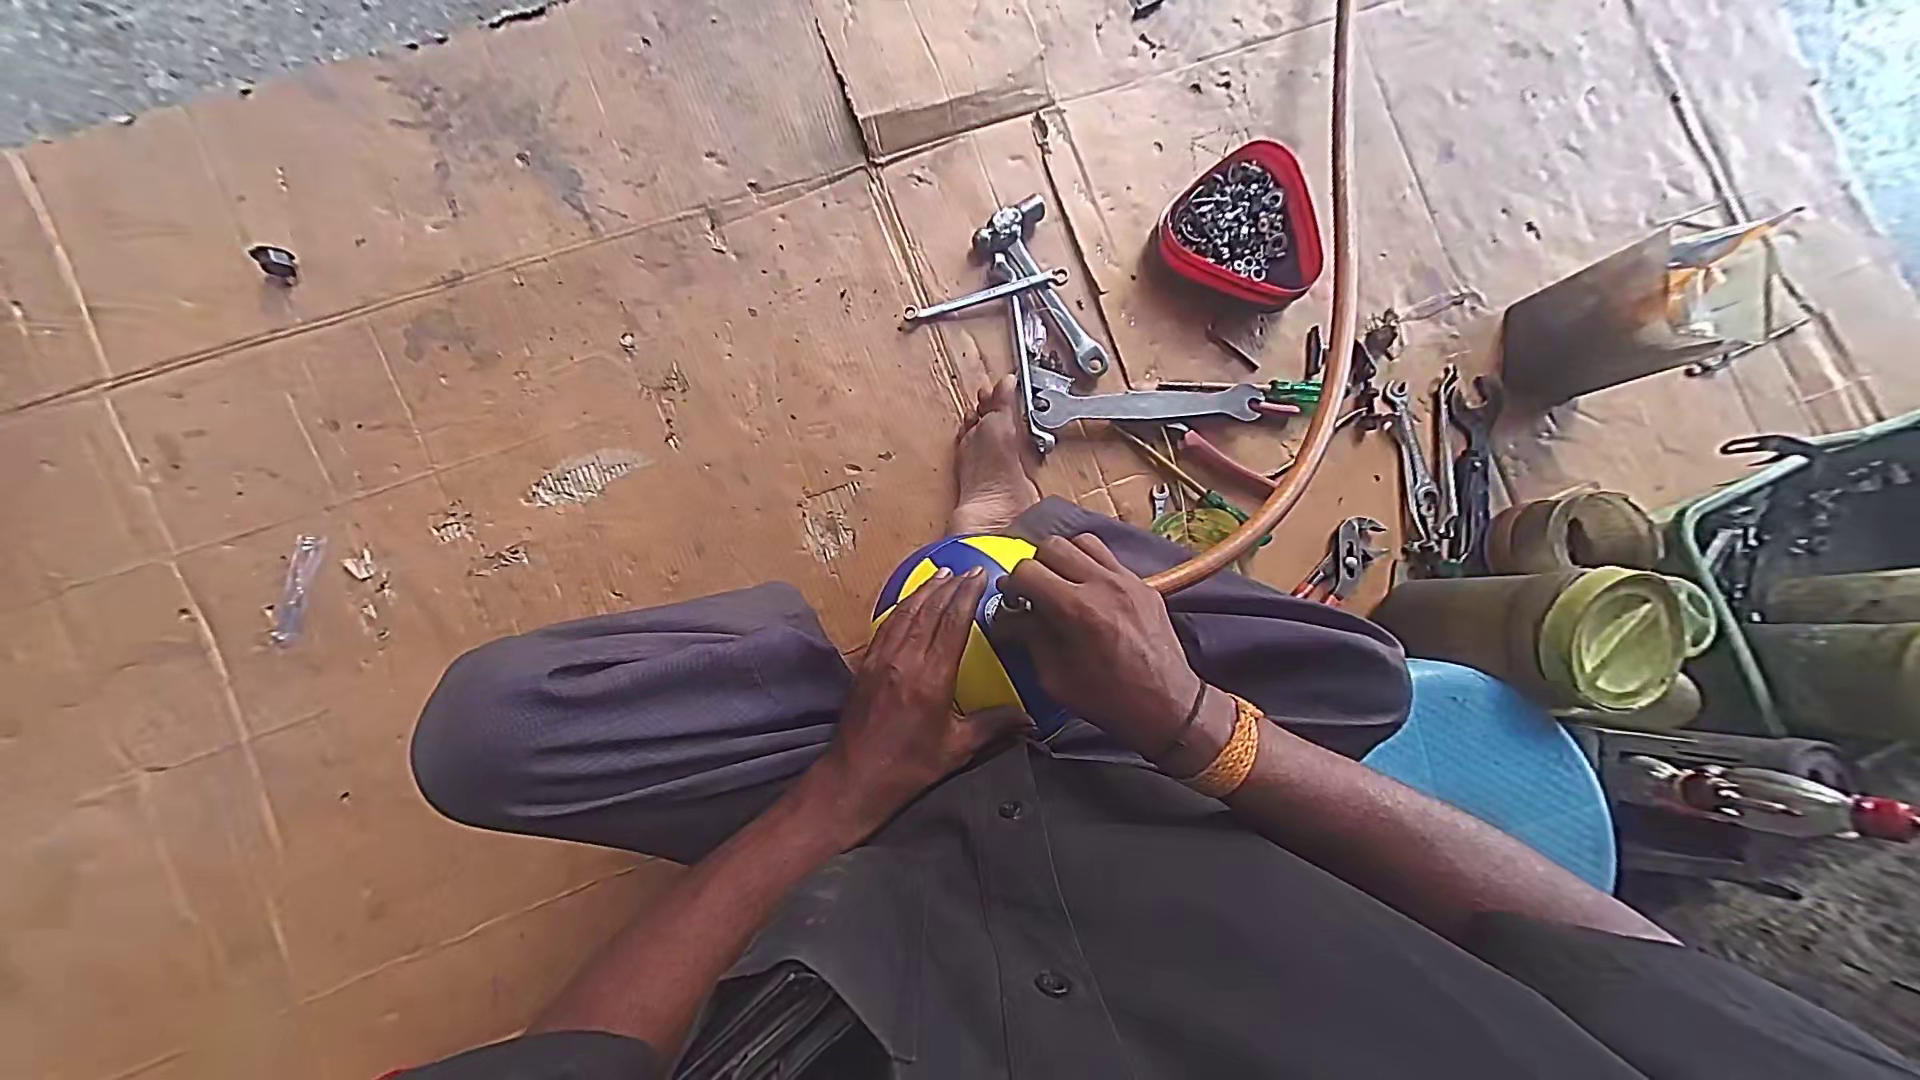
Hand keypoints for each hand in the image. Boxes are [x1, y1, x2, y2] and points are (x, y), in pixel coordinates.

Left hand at [799, 568, 1029, 843]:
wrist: (854, 779)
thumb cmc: (908, 767)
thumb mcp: (957, 748)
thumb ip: (993, 725)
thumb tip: (1028, 719)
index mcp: (932, 678)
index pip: (953, 622)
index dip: (967, 595)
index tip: (979, 576)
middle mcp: (905, 661)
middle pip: (929, 610)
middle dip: (949, 585)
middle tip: (966, 570)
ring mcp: (881, 660)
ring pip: (905, 612)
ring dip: (924, 590)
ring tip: (941, 575)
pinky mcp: (865, 665)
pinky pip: (886, 625)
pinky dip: (902, 607)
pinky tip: (910, 601)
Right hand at [997, 534, 1207, 758]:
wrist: (1169, 707)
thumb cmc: (1110, 700)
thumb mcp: (1055, 677)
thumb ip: (1029, 638)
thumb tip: (1009, 617)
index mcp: (1077, 610)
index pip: (1027, 570)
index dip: (1011, 584)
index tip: (1011, 599)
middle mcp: (1103, 585)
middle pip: (1053, 545)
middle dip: (1035, 565)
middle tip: (1033, 590)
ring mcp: (1127, 581)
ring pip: (1082, 541)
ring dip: (1064, 557)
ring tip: (1060, 582)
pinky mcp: (1144, 585)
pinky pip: (1109, 557)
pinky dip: (1090, 564)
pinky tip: (1087, 590)